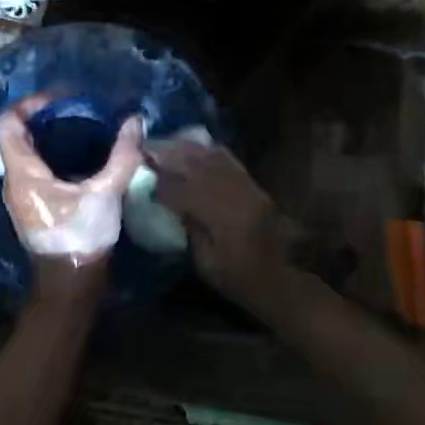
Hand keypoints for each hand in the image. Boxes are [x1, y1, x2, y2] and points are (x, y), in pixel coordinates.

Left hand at [0, 94, 143, 270]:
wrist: (70, 284)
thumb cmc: (80, 237)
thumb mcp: (105, 194)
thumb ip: (122, 156)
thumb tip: (134, 121)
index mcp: (23, 174)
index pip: (6, 124)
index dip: (28, 104)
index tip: (60, 99)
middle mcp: (15, 181)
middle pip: (16, 135)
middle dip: (43, 116)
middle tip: (76, 109)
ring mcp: (23, 194)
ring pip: (25, 152)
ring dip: (49, 135)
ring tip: (82, 126)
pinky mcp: (35, 205)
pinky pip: (36, 167)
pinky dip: (54, 153)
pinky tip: (84, 154)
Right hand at [143, 140, 287, 305]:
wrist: (281, 279)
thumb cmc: (239, 279)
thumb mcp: (206, 262)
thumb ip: (190, 228)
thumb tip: (173, 203)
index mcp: (225, 219)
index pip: (186, 193)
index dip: (162, 186)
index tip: (143, 179)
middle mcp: (238, 195)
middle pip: (199, 167)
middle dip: (171, 156)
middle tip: (147, 149)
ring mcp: (249, 187)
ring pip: (214, 159)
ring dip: (188, 150)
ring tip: (166, 144)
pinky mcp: (255, 186)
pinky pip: (230, 161)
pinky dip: (210, 152)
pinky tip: (195, 148)